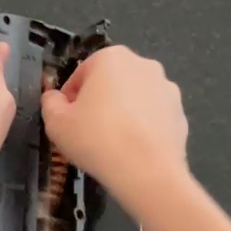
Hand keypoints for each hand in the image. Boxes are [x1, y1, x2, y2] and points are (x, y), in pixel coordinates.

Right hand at [40, 45, 189, 210]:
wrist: (147, 173)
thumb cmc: (97, 140)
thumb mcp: (55, 122)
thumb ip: (50, 103)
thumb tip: (55, 98)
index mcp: (111, 58)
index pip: (81, 73)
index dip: (69, 97)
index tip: (66, 119)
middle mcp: (143, 65)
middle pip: (111, 82)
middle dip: (98, 101)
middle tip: (86, 130)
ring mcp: (167, 88)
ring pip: (134, 98)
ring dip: (121, 113)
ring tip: (110, 143)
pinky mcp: (180, 113)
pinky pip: (153, 117)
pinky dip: (142, 128)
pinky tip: (131, 149)